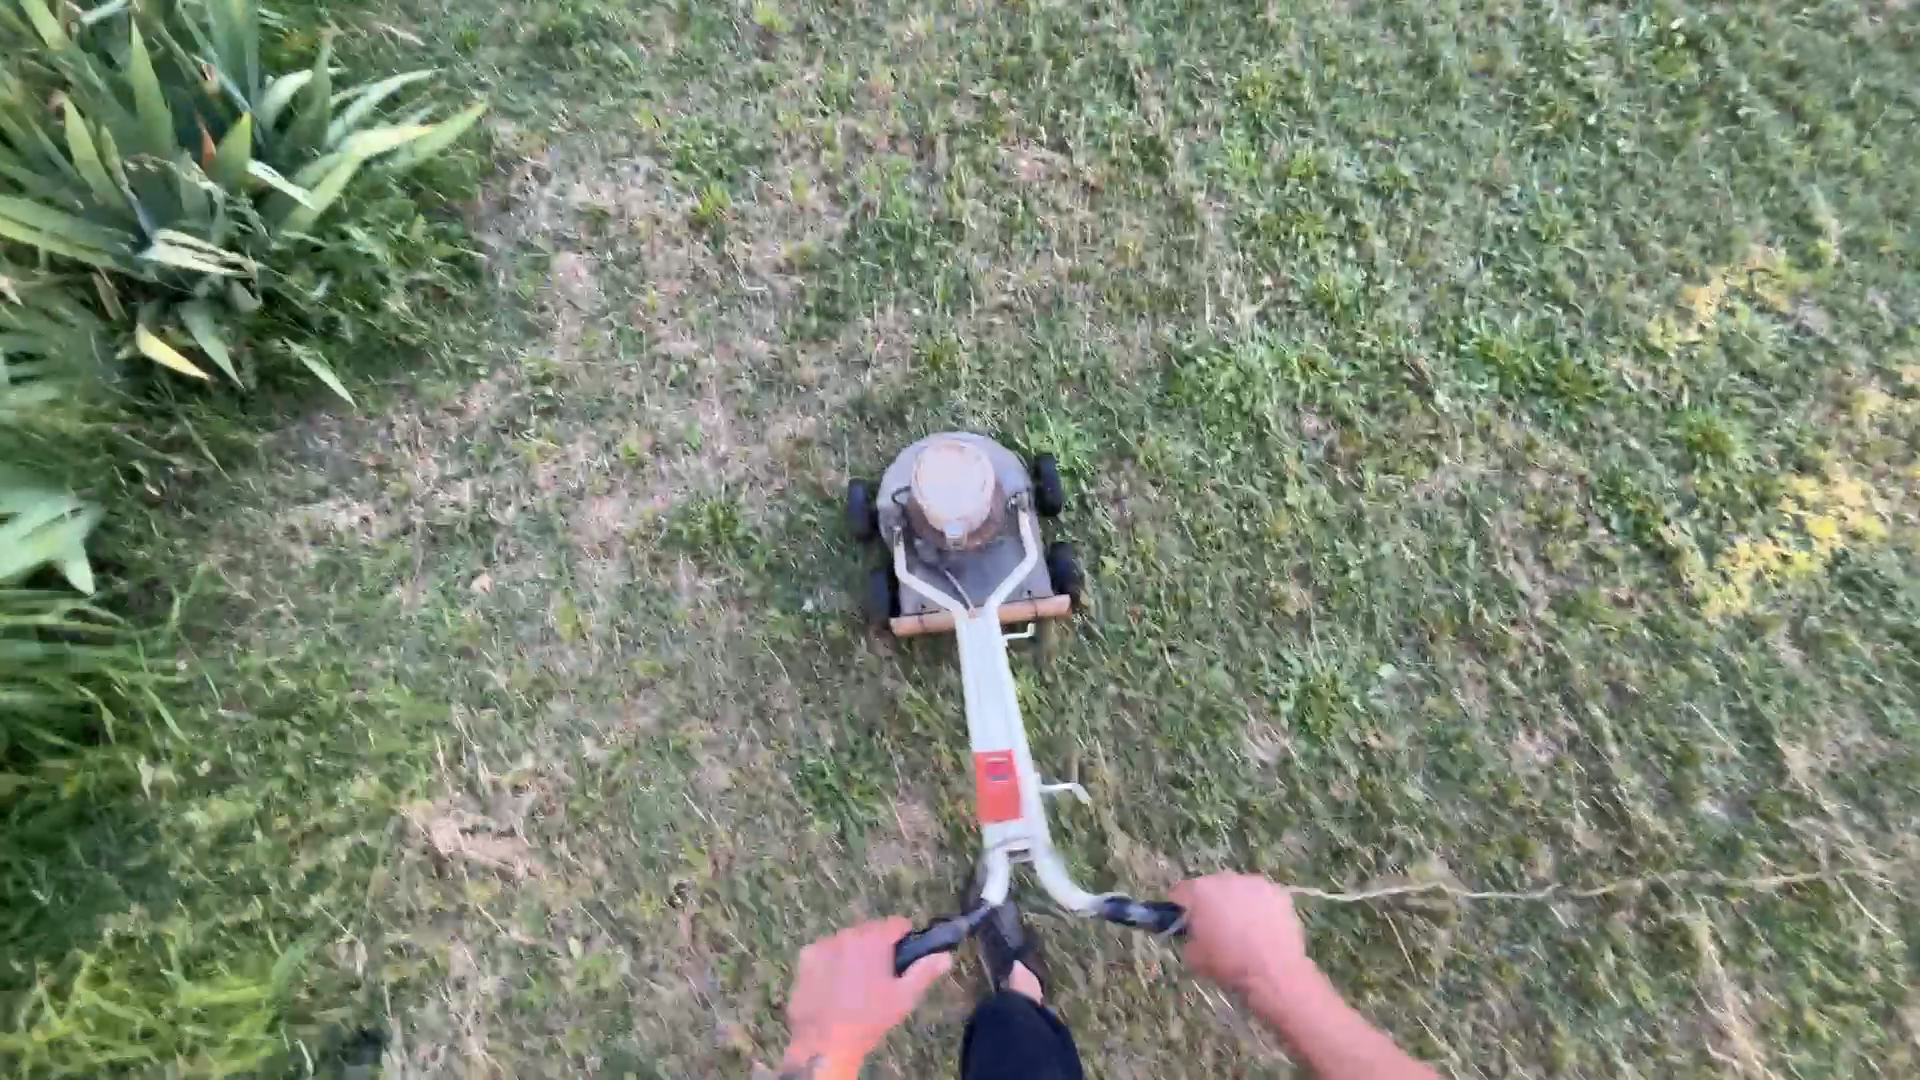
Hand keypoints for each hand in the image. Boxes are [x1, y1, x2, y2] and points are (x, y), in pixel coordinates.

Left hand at [779, 917, 952, 1076]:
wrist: (824, 1045)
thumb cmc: (869, 1020)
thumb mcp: (903, 999)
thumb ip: (924, 971)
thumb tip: (946, 956)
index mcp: (874, 939)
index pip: (897, 923)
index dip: (904, 938)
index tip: (903, 957)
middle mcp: (848, 933)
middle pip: (870, 931)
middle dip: (876, 947)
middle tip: (878, 976)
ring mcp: (824, 943)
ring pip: (846, 941)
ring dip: (853, 953)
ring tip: (853, 985)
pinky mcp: (805, 957)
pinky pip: (824, 952)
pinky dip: (830, 963)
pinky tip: (832, 986)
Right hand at [1171, 873, 1314, 998]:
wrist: (1275, 974)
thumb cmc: (1230, 965)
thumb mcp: (1194, 958)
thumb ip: (1188, 938)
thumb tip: (1194, 935)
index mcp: (1199, 891)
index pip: (1179, 891)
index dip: (1179, 907)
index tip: (1185, 922)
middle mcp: (1224, 879)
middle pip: (1210, 887)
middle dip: (1211, 903)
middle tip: (1217, 928)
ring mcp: (1253, 883)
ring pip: (1237, 889)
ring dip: (1236, 902)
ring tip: (1245, 929)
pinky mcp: (1277, 892)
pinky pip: (1261, 896)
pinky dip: (1260, 907)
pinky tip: (1265, 928)